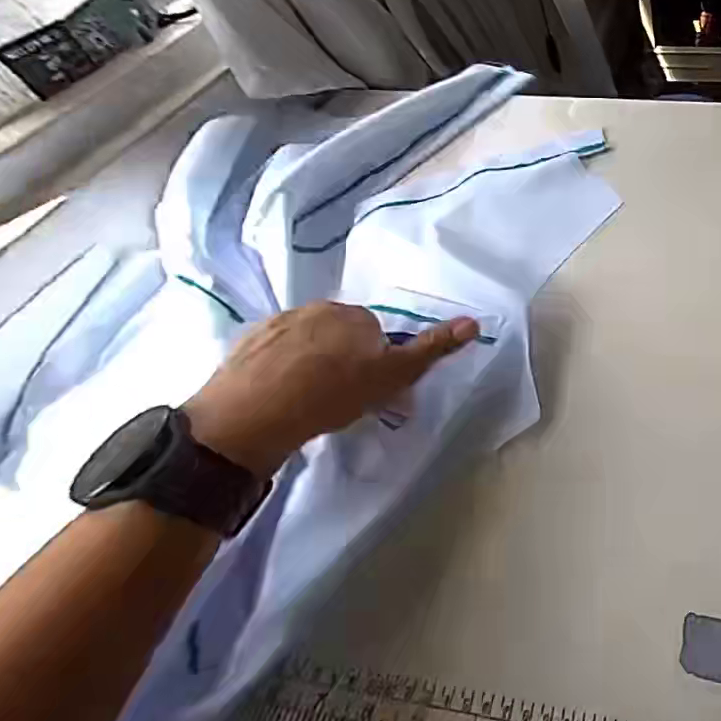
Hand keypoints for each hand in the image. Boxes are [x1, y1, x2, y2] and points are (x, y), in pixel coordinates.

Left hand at [182, 302, 478, 475]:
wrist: (256, 412)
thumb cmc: (332, 394)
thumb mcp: (390, 376)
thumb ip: (430, 350)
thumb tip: (472, 323)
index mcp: (353, 316)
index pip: (374, 334)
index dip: (374, 363)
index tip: (366, 391)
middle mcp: (317, 308)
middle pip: (339, 333)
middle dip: (342, 357)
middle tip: (337, 397)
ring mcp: (279, 321)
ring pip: (306, 340)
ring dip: (310, 360)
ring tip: (304, 400)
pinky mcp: (248, 339)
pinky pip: (274, 349)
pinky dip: (279, 365)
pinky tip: (277, 394)